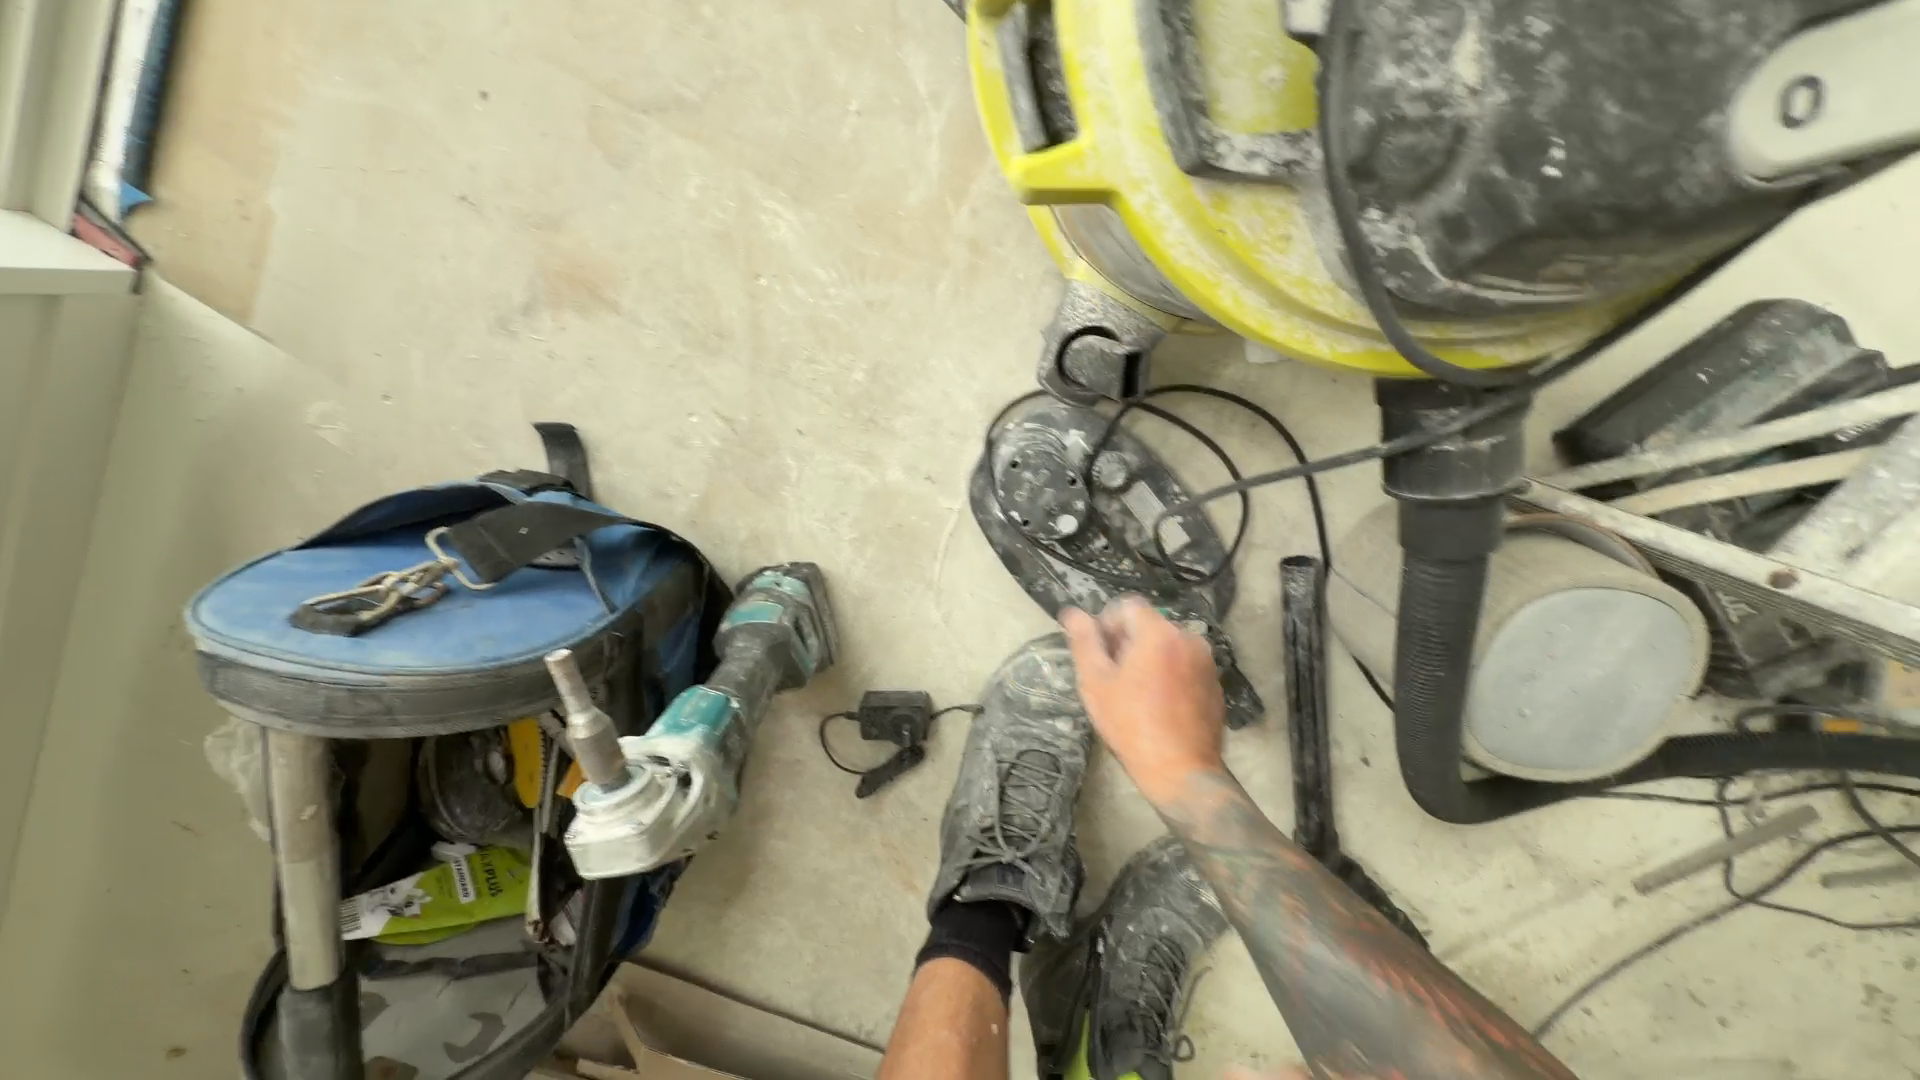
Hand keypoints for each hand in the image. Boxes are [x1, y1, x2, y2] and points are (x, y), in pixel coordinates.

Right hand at [1061, 596, 1226, 806]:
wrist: (1180, 770)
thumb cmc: (1131, 724)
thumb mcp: (1096, 682)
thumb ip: (1084, 641)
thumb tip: (1072, 613)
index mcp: (1159, 632)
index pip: (1128, 606)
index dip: (1107, 624)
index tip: (1100, 654)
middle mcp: (1188, 638)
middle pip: (1149, 625)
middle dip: (1127, 642)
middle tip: (1113, 677)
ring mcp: (1206, 661)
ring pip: (1167, 645)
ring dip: (1148, 658)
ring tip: (1135, 693)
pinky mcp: (1214, 683)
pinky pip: (1184, 664)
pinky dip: (1169, 673)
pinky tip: (1158, 704)